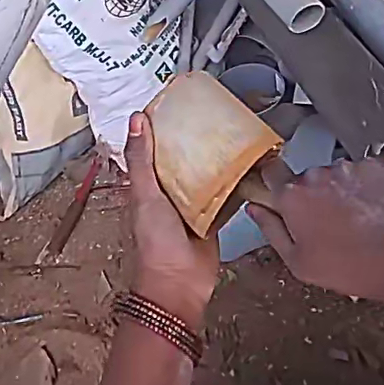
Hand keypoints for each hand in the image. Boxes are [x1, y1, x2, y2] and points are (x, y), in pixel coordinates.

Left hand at [123, 111, 218, 327]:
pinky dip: (232, 179)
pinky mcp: (214, 215)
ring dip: (213, 157)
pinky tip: (245, 161)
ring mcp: (192, 203)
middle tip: (211, 111)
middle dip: (192, 138)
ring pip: (204, 172)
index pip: (154, 147)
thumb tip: (137, 118)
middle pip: (182, 157)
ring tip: (231, 129)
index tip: (177, 101)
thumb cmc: (156, 240)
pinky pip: (223, 192)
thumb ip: (142, 160)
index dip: (162, 126)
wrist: (181, 283)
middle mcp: (169, 190)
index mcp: (147, 184)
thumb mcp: (145, 194)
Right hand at [247, 159, 383, 315]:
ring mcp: (345, 168)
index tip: (281, 200)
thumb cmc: (351, 267)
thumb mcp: (298, 262)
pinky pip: (356, 173)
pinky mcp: (372, 167)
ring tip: (352, 219)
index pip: (268, 173)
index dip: (274, 186)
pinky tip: (368, 211)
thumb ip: (270, 229)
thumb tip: (255, 209)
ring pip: (330, 175)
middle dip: (309, 195)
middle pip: (302, 177)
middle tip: (323, 223)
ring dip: (335, 190)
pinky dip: (359, 187)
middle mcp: (314, 175)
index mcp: (290, 196)